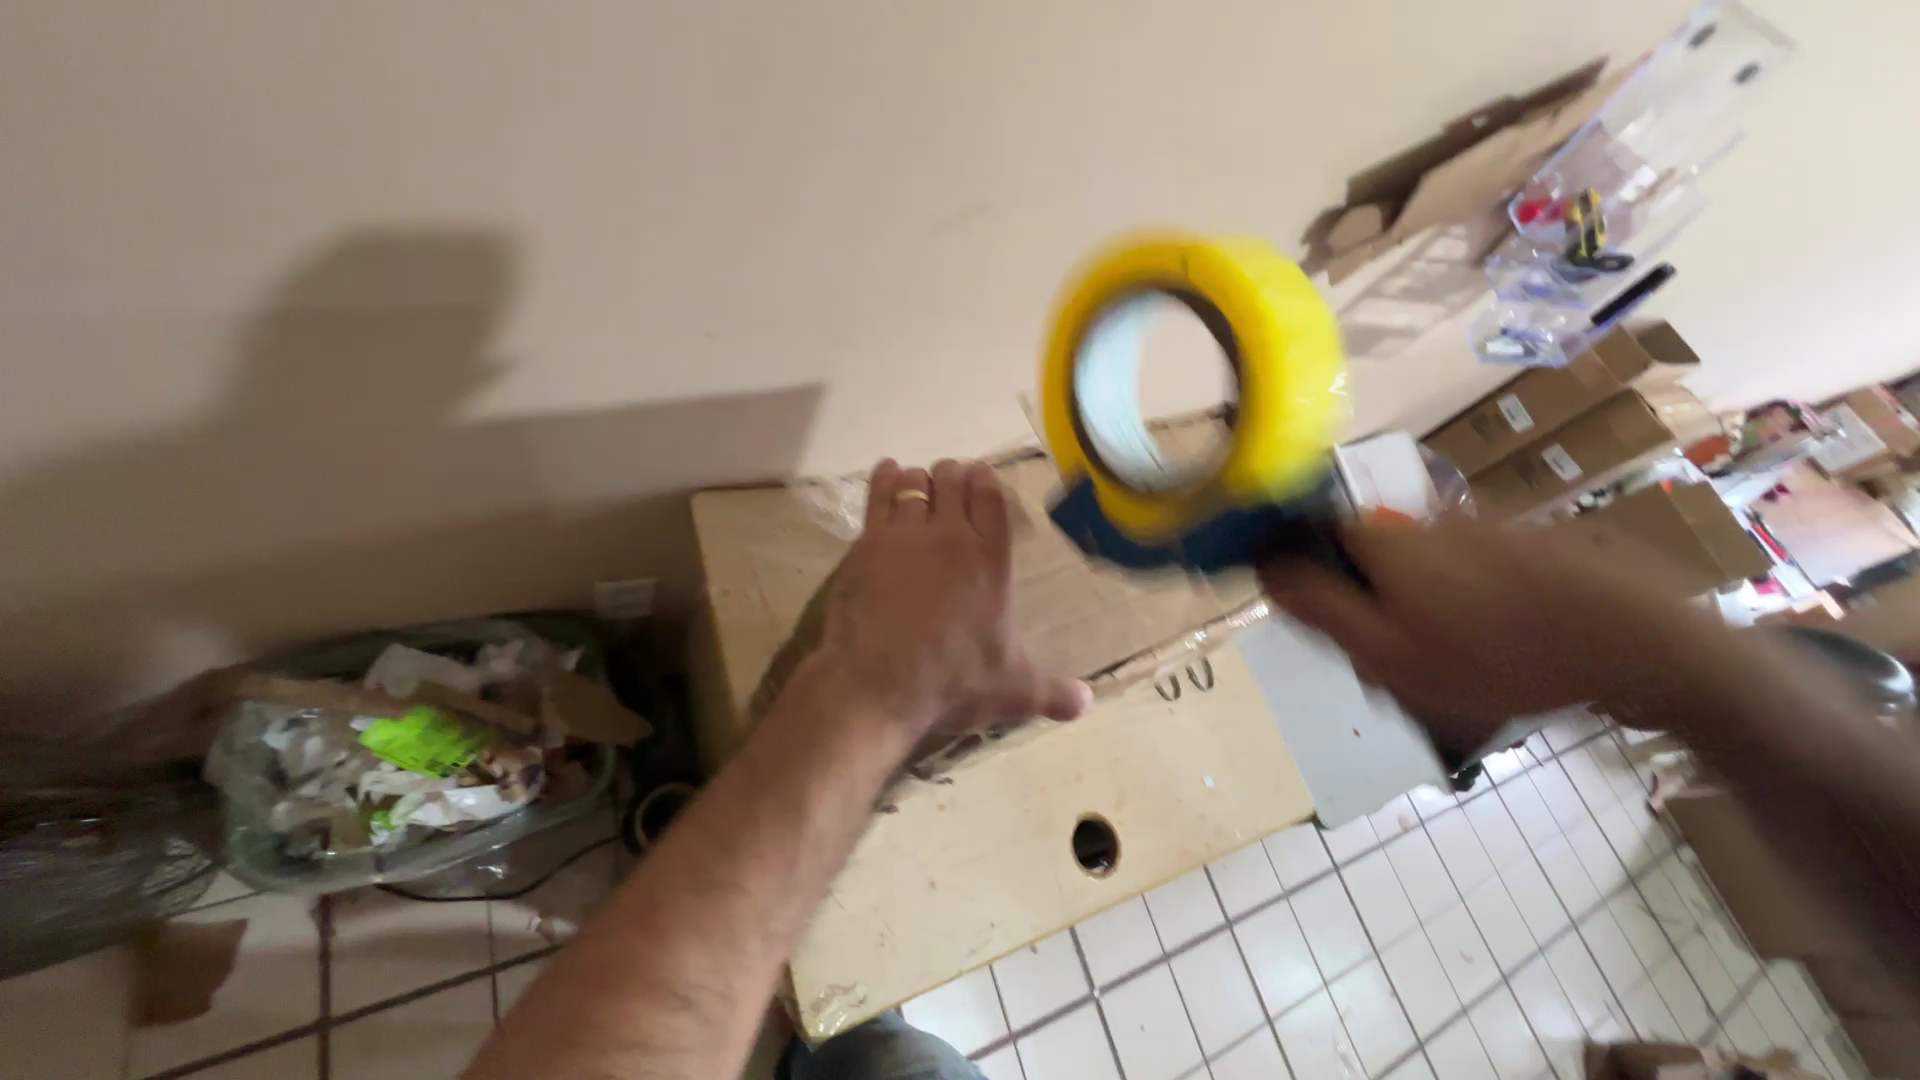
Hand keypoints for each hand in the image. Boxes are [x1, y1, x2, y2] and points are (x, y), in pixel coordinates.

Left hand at [812, 458, 1091, 736]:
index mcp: (990, 561)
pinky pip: (877, 497)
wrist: (879, 684)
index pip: (991, 500)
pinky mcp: (867, 545)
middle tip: (951, 479)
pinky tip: (887, 472)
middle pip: (952, 483)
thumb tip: (1087, 704)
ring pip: (915, 485)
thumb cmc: (952, 682)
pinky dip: (884, 480)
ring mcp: (905, 537)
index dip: (987, 481)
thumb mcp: (1012, 691)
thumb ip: (1052, 692)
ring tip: (919, 479)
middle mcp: (950, 537)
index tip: (982, 475)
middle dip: (953, 475)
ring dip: (920, 478)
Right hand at [1258, 517, 1707, 750]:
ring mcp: (1478, 524)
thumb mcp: (1391, 653)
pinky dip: (1460, 601)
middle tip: (1390, 662)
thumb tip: (1265, 572)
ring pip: (1414, 565)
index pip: (1311, 536)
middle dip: (1364, 604)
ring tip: (1448, 664)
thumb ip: (1319, 610)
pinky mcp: (1523, 538)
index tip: (1321, 622)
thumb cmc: (1500, 657)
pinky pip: (1463, 567)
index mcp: (1383, 539)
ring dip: (1413, 608)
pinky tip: (1493, 644)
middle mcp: (1423, 518)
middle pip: (1364, 556)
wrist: (1642, 642)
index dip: (1303, 575)